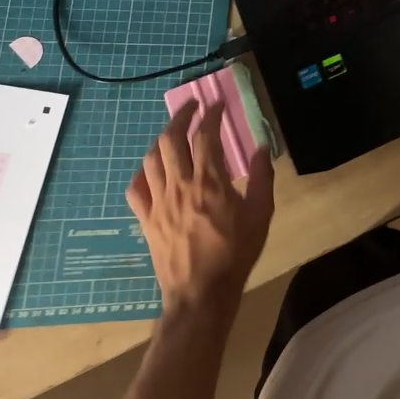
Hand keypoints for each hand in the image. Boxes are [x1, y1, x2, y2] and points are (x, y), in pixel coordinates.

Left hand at [126, 98, 274, 312]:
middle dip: (181, 116)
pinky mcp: (147, 220)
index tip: (218, 104)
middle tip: (193, 107)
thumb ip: (263, 177)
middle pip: (171, 139)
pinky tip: (153, 170)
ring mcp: (159, 203)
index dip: (211, 114)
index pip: (206, 135)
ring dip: (162, 139)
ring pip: (151, 159)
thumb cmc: (236, 252)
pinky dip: (143, 173)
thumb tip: (261, 147)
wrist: (201, 293)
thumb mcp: (261, 214)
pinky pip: (136, 189)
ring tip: (173, 132)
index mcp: (210, 182)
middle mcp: (180, 186)